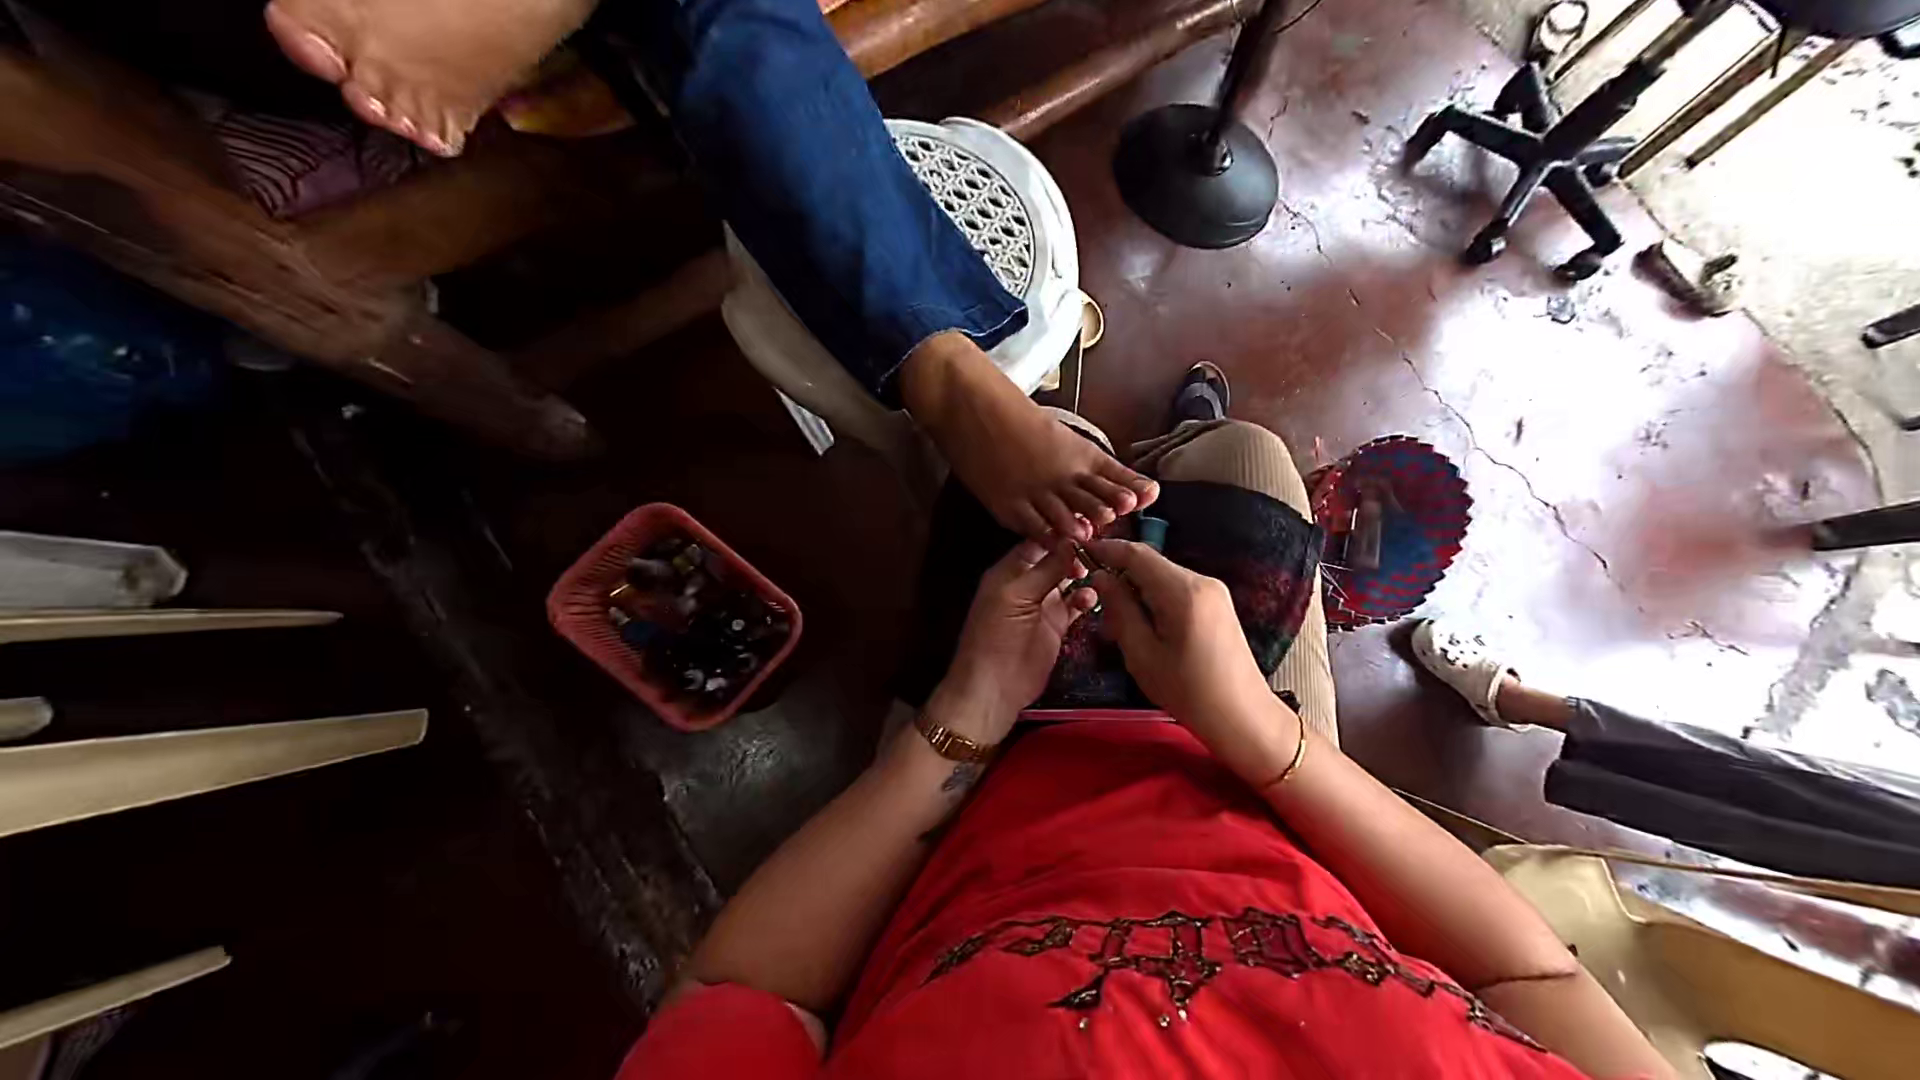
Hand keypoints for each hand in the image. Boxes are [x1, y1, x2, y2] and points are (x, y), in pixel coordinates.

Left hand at [935, 540, 1099, 742]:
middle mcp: (1027, 584)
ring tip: (1101, 571)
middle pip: (1056, 560)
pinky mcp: (1057, 626)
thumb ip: (1045, 569)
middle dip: (1077, 553)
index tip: (1088, 524)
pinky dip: (1086, 599)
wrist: (994, 686)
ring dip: (1084, 575)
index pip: (1038, 542)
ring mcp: (1043, 605)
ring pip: (1069, 581)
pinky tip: (1092, 598)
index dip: (1061, 534)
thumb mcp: (1017, 596)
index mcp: (1009, 571)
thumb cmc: (996, 635)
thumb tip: (1071, 540)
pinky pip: (1076, 605)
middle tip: (1102, 546)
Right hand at [1086, 539, 1300, 783]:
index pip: (1137, 554)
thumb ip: (1119, 609)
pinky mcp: (1216, 603)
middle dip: (1119, 574)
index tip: (1079, 552)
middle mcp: (1201, 581)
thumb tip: (1101, 577)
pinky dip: (1153, 597)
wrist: (1243, 716)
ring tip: (1118, 621)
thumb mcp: (1142, 654)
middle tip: (1096, 600)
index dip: (1105, 549)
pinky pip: (1176, 588)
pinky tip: (1144, 625)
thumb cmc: (1189, 691)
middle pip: (1150, 563)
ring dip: (1135, 588)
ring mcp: (1213, 590)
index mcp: (1182, 591)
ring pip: (1162, 575)